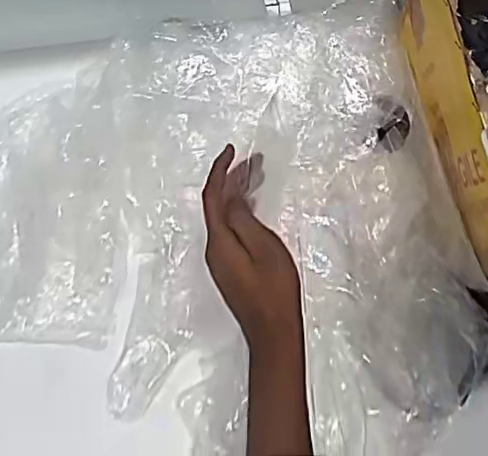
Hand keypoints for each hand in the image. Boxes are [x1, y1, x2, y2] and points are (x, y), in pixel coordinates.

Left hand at [202, 144, 302, 354]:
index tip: (231, 150)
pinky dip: (239, 211)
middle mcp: (213, 249)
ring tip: (256, 176)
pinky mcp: (230, 268)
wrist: (275, 337)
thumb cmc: (274, 290)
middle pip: (216, 204)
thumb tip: (229, 197)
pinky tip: (253, 206)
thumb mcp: (263, 247)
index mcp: (218, 241)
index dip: (220, 170)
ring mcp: (221, 260)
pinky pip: (229, 229)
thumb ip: (242, 219)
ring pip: (223, 216)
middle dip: (231, 178)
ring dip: (236, 194)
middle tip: (252, 161)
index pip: (212, 196)